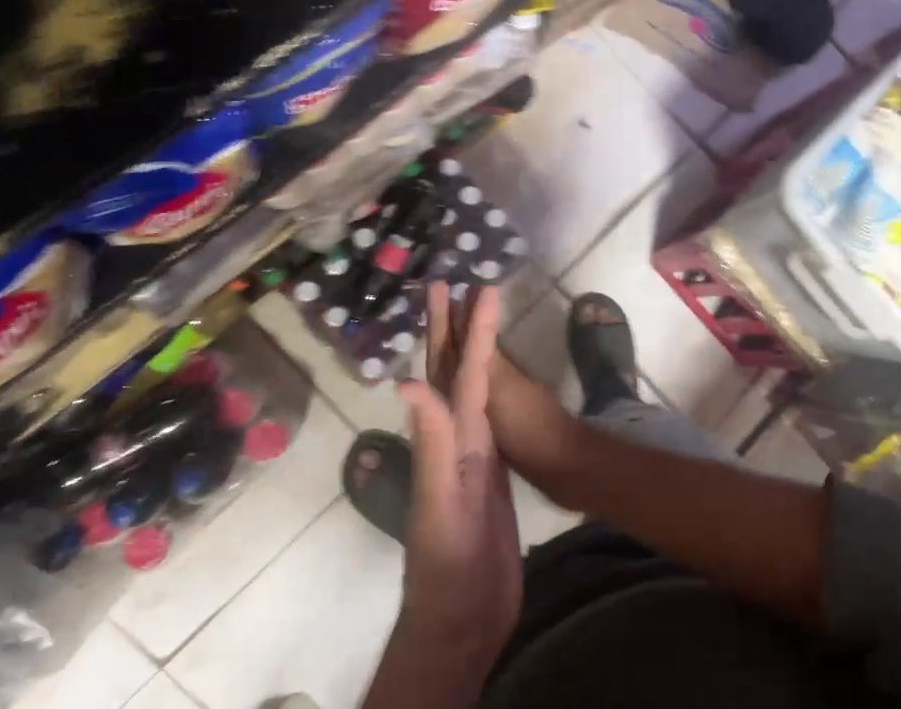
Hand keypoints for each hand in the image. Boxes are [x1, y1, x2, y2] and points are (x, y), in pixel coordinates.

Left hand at [391, 283, 521, 662]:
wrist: (464, 617)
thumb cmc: (452, 565)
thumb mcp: (441, 503)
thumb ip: (430, 444)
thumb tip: (408, 381)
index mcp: (452, 441)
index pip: (460, 374)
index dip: (467, 330)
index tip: (472, 287)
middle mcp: (459, 440)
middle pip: (456, 374)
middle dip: (455, 329)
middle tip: (456, 283)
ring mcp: (474, 458)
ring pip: (472, 391)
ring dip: (471, 353)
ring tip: (475, 319)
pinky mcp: (491, 478)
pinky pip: (487, 421)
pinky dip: (488, 392)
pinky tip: (488, 384)